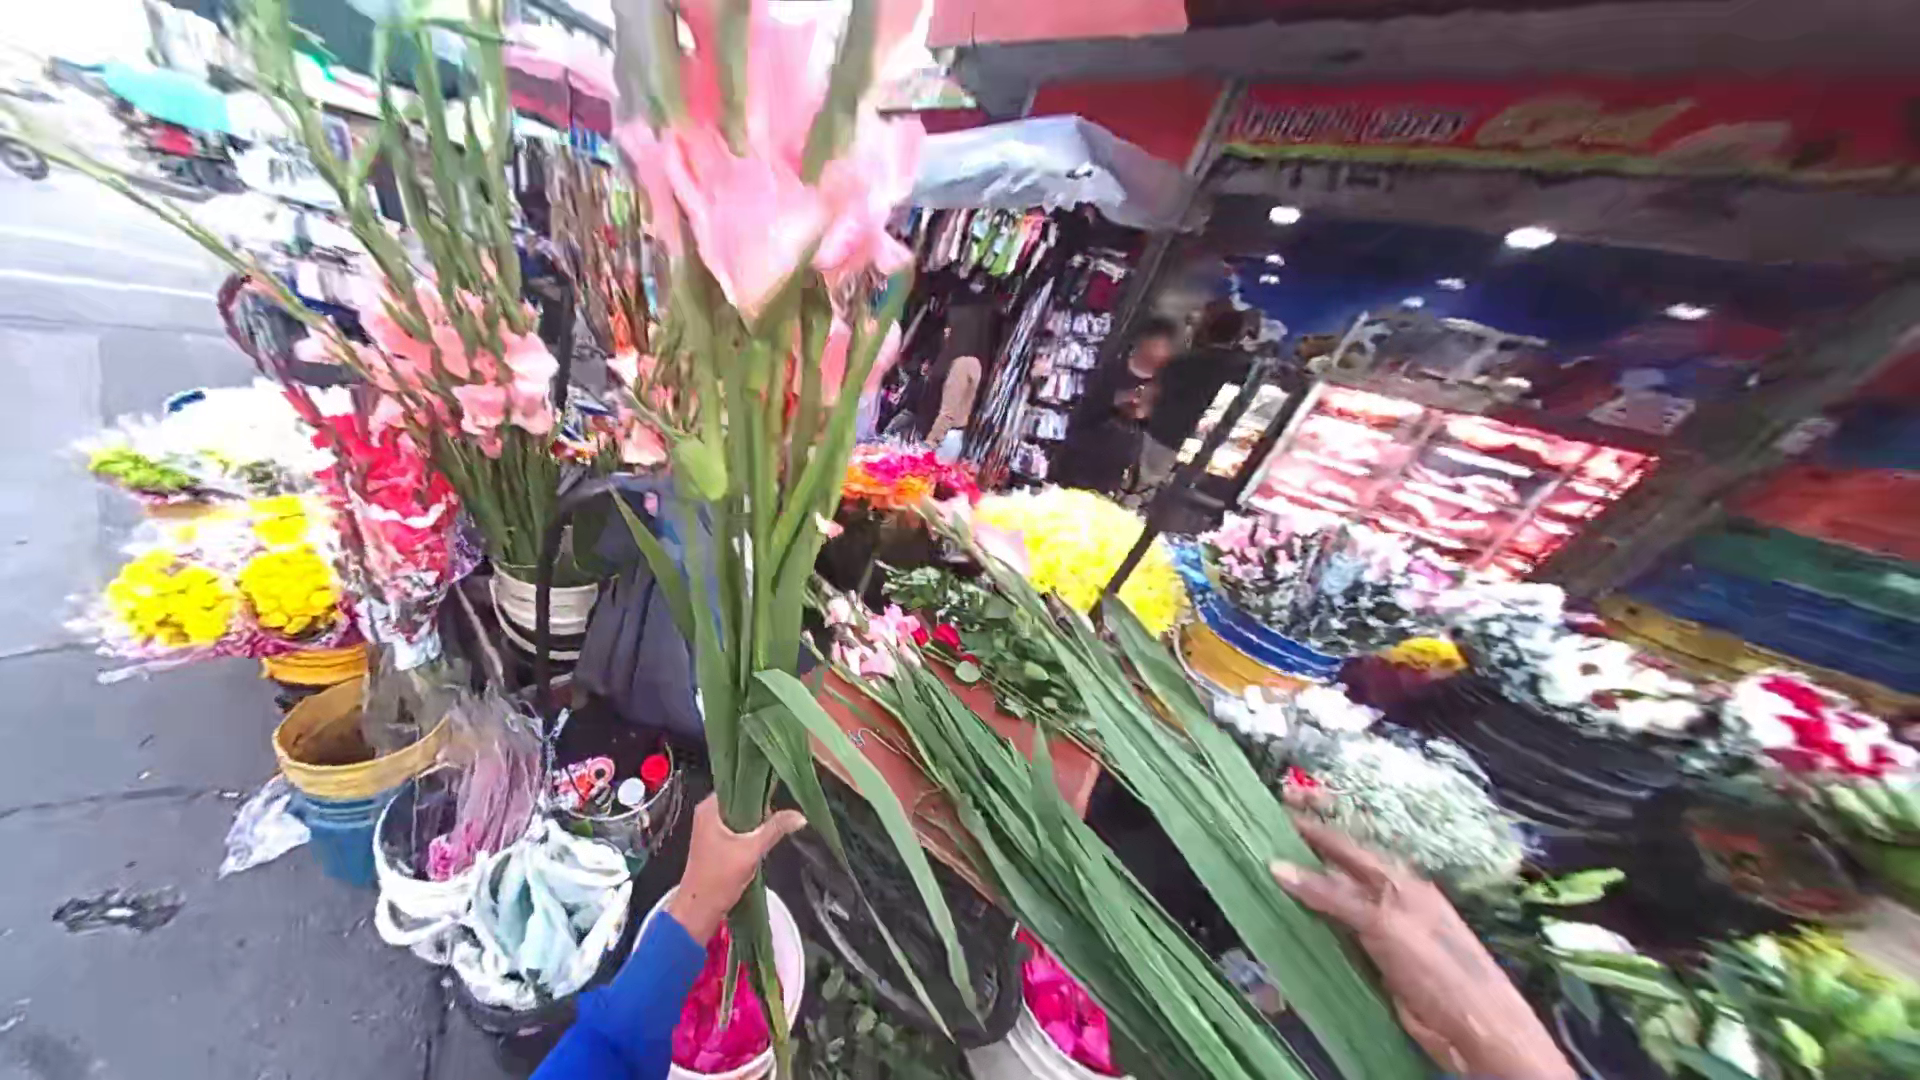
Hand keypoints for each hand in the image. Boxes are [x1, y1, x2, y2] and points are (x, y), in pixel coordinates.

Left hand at [665, 795, 806, 945]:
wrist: (697, 913)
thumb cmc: (718, 879)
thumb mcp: (750, 851)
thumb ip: (775, 829)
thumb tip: (801, 816)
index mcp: (710, 807)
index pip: (739, 782)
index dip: (759, 785)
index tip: (777, 792)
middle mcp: (708, 812)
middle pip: (742, 798)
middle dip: (761, 806)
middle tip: (775, 814)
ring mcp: (711, 826)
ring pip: (743, 813)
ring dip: (757, 820)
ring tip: (771, 825)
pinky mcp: (716, 840)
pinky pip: (739, 825)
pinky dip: (751, 830)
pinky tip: (762, 837)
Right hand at [1272, 814, 1575, 1079]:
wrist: (1480, 1038)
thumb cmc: (1438, 968)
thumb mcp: (1382, 922)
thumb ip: (1329, 894)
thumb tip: (1275, 866)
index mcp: (1394, 877)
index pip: (1340, 842)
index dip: (1306, 827)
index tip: (1268, 812)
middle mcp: (1384, 897)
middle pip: (1331, 870)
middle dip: (1296, 858)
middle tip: (1253, 845)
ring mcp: (1378, 929)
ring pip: (1327, 902)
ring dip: (1297, 893)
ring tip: (1255, 878)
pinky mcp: (1371, 959)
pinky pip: (1330, 933)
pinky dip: (1306, 924)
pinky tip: (1279, 919)